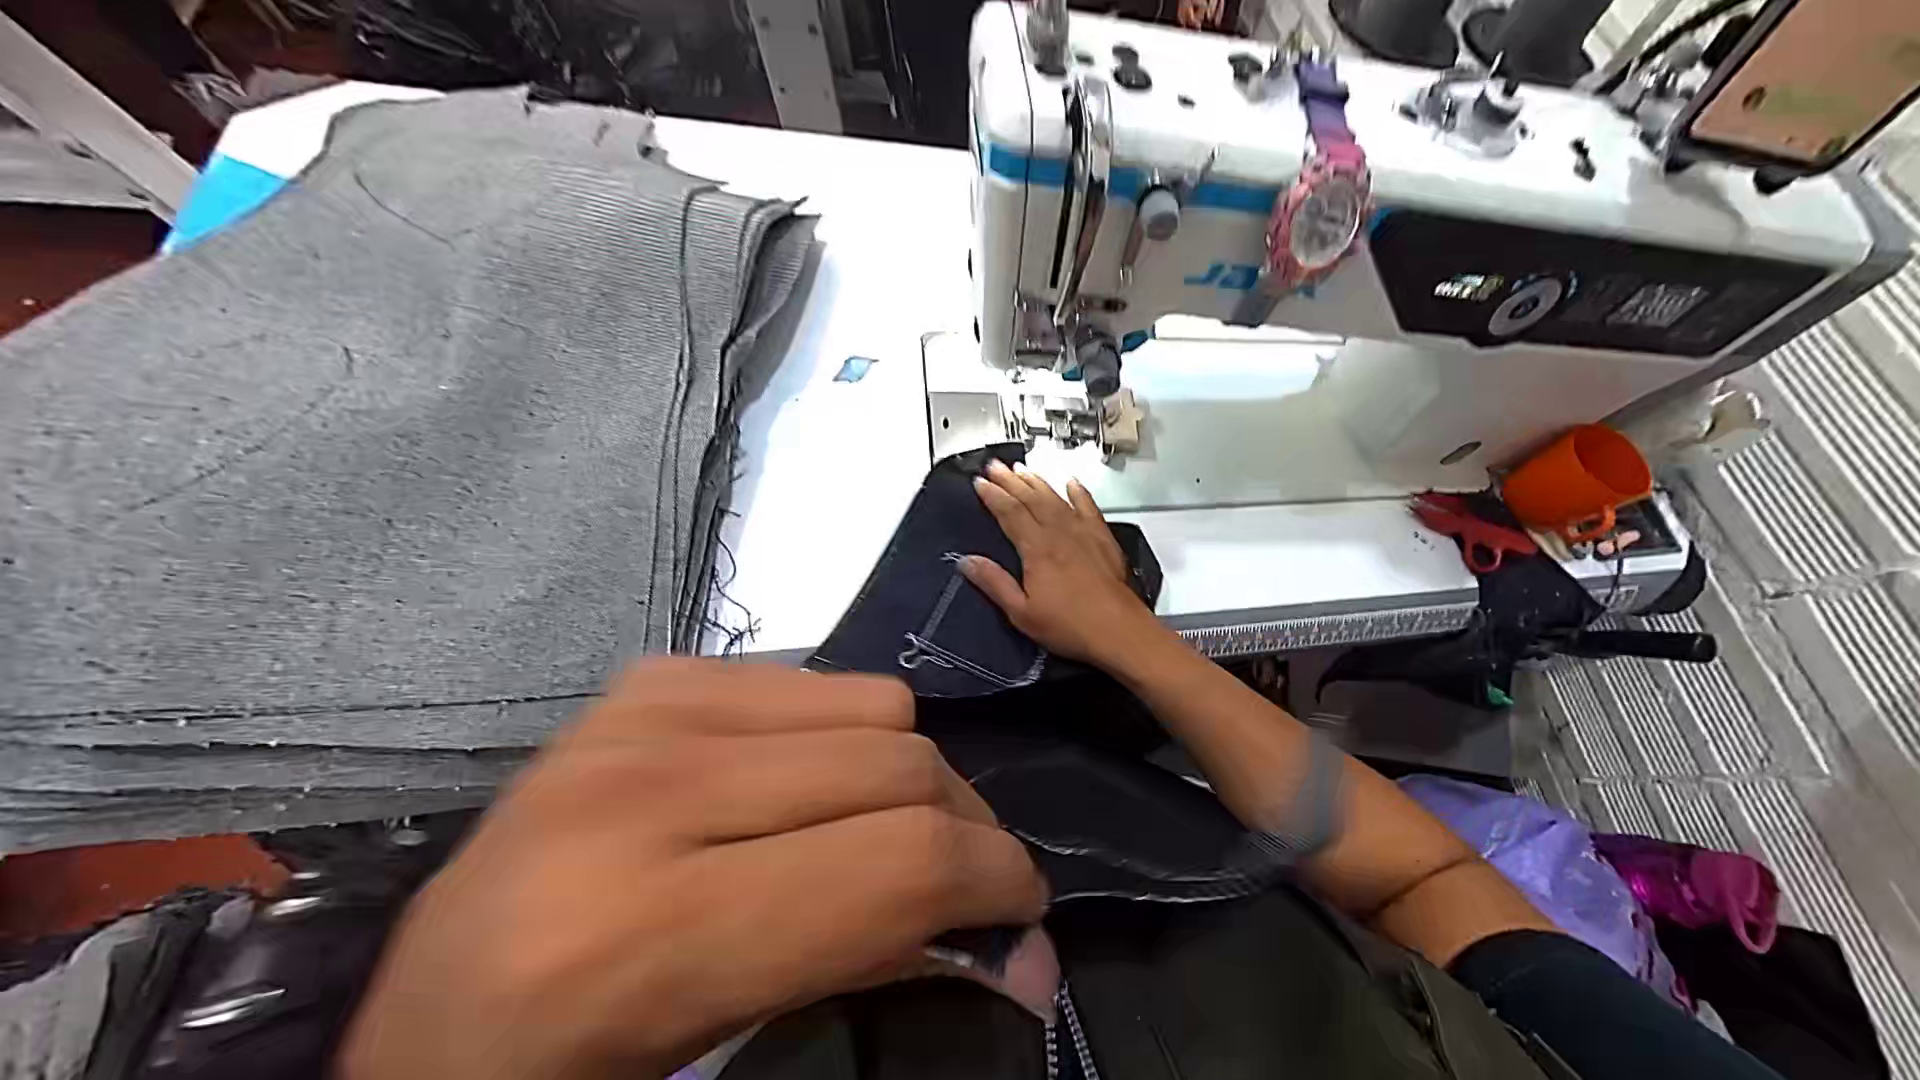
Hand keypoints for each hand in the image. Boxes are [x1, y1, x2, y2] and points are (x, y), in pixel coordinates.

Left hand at [338, 659, 1046, 1079]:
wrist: (424, 1016)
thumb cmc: (571, 1071)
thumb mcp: (729, 1050)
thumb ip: (880, 978)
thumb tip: (1026, 954)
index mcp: (642, 933)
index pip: (897, 861)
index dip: (992, 883)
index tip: (1024, 915)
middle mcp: (641, 791)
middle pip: (896, 763)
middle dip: (965, 829)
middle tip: (966, 882)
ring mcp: (643, 712)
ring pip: (871, 702)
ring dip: (905, 772)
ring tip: (882, 829)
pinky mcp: (649, 679)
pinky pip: (811, 679)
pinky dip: (839, 734)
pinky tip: (807, 786)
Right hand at [963, 460, 1166, 671]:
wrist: (1119, 632)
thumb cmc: (1070, 626)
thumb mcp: (1021, 612)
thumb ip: (994, 583)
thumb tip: (967, 561)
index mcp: (1037, 549)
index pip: (1009, 513)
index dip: (993, 496)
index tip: (980, 483)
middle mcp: (1060, 534)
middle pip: (1031, 499)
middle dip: (1010, 481)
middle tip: (995, 466)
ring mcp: (1084, 534)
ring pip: (1056, 499)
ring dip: (1037, 482)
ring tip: (1023, 469)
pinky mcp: (1103, 541)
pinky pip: (1089, 508)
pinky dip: (1079, 493)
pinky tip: (1072, 483)